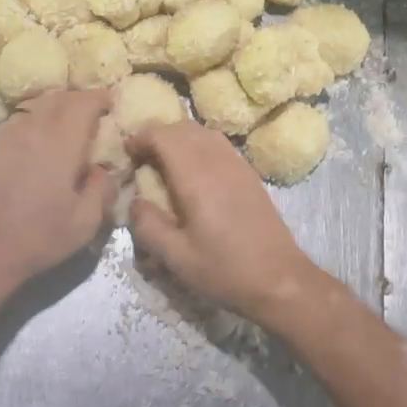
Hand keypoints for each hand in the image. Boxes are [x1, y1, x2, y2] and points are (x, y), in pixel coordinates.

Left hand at [0, 88, 117, 284]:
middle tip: (95, 111)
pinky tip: (41, 139)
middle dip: (80, 98)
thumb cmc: (39, 236)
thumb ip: (102, 189)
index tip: (113, 101)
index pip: (84, 102)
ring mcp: (9, 134)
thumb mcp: (85, 222)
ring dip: (58, 106)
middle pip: (60, 97)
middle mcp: (34, 128)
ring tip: (70, 123)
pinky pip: (21, 119)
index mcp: (61, 142)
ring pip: (38, 105)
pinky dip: (37, 118)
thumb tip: (103, 170)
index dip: (100, 97)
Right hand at [126, 122, 328, 324]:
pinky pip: (217, 143)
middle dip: (157, 135)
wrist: (280, 279)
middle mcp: (216, 159)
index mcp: (195, 175)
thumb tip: (135, 201)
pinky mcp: (248, 172)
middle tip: (141, 159)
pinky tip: (193, 173)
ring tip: (165, 163)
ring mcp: (236, 163)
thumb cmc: (225, 269)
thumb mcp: (176, 257)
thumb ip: (148, 225)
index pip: (162, 134)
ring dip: (178, 138)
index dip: (140, 138)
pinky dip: (198, 145)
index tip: (127, 154)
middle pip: (182, 126)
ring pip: (201, 131)